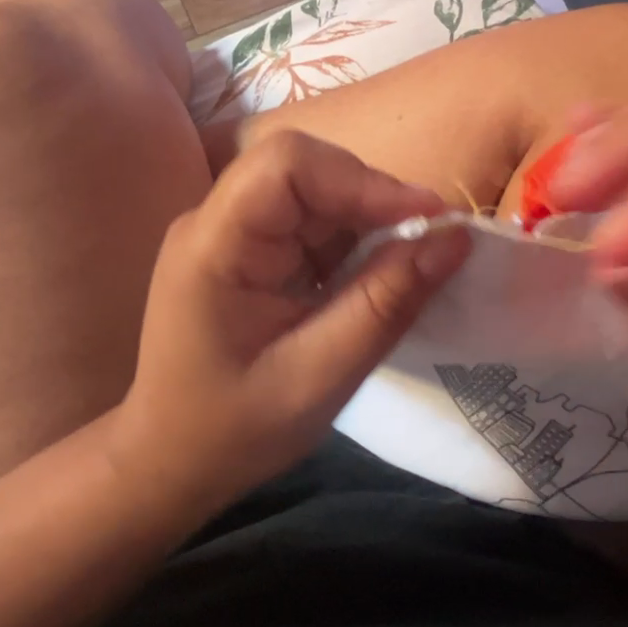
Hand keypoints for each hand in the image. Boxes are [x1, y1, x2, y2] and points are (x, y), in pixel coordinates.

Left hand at [114, 131, 470, 505]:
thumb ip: (384, 304)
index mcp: (213, 246)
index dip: (363, 179)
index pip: (286, 166)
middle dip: (373, 199)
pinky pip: (312, 224)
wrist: (172, 460)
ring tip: (411, 265)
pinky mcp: (251, 252)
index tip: (430, 219)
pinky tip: (377, 277)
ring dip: (370, 221)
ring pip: (316, 193)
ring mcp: (233, 235)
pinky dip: (355, 242)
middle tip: (432, 243)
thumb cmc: (234, 429)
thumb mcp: (318, 377)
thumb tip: (455, 239)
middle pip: (304, 171)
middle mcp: (217, 223)